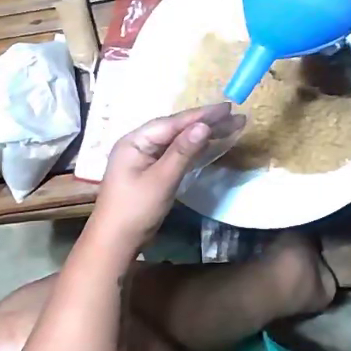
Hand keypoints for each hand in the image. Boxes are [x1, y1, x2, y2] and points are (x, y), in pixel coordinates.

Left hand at [90, 104, 241, 248]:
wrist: (115, 242)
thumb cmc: (135, 210)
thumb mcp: (161, 180)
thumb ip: (182, 152)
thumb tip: (204, 126)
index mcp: (135, 141)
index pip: (172, 123)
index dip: (201, 115)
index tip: (227, 108)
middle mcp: (139, 144)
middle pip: (176, 128)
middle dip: (205, 122)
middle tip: (235, 115)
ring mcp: (144, 158)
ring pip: (177, 141)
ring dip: (202, 134)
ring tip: (230, 126)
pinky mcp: (151, 172)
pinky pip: (175, 154)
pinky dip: (193, 149)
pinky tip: (210, 144)